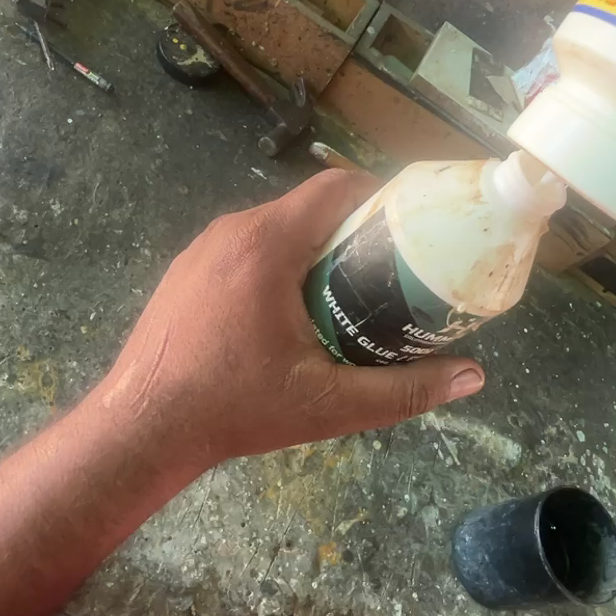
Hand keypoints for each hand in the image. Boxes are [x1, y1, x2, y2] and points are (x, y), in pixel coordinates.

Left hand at [88, 170, 485, 478]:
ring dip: (311, 251)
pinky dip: (274, 265)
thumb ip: (403, 390)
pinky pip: (242, 250)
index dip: (381, 198)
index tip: (410, 230)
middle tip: (385, 276)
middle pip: (306, 209)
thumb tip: (473, 377)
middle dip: (352, 234)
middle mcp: (230, 231)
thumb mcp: (327, 404)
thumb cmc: (234, 409)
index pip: (336, 187)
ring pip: (272, 229)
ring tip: (342, 298)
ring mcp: (199, 249)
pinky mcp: (183, 272)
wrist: (142, 427)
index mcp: (266, 244)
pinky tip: (284, 314)